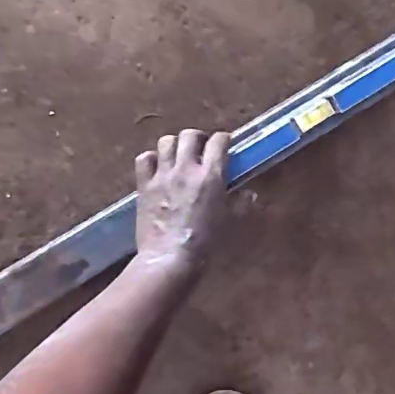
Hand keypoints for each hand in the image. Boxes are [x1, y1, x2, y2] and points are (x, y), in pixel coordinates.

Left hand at [134, 129, 230, 273]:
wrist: (170, 257)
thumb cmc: (206, 241)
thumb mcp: (230, 222)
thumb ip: (241, 204)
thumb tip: (249, 193)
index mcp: (211, 176)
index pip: (218, 141)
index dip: (223, 139)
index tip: (225, 145)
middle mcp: (186, 169)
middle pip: (190, 135)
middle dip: (198, 138)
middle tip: (201, 149)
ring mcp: (162, 175)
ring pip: (166, 142)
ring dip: (175, 145)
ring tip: (179, 156)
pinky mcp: (144, 185)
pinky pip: (144, 159)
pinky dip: (152, 159)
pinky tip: (158, 168)